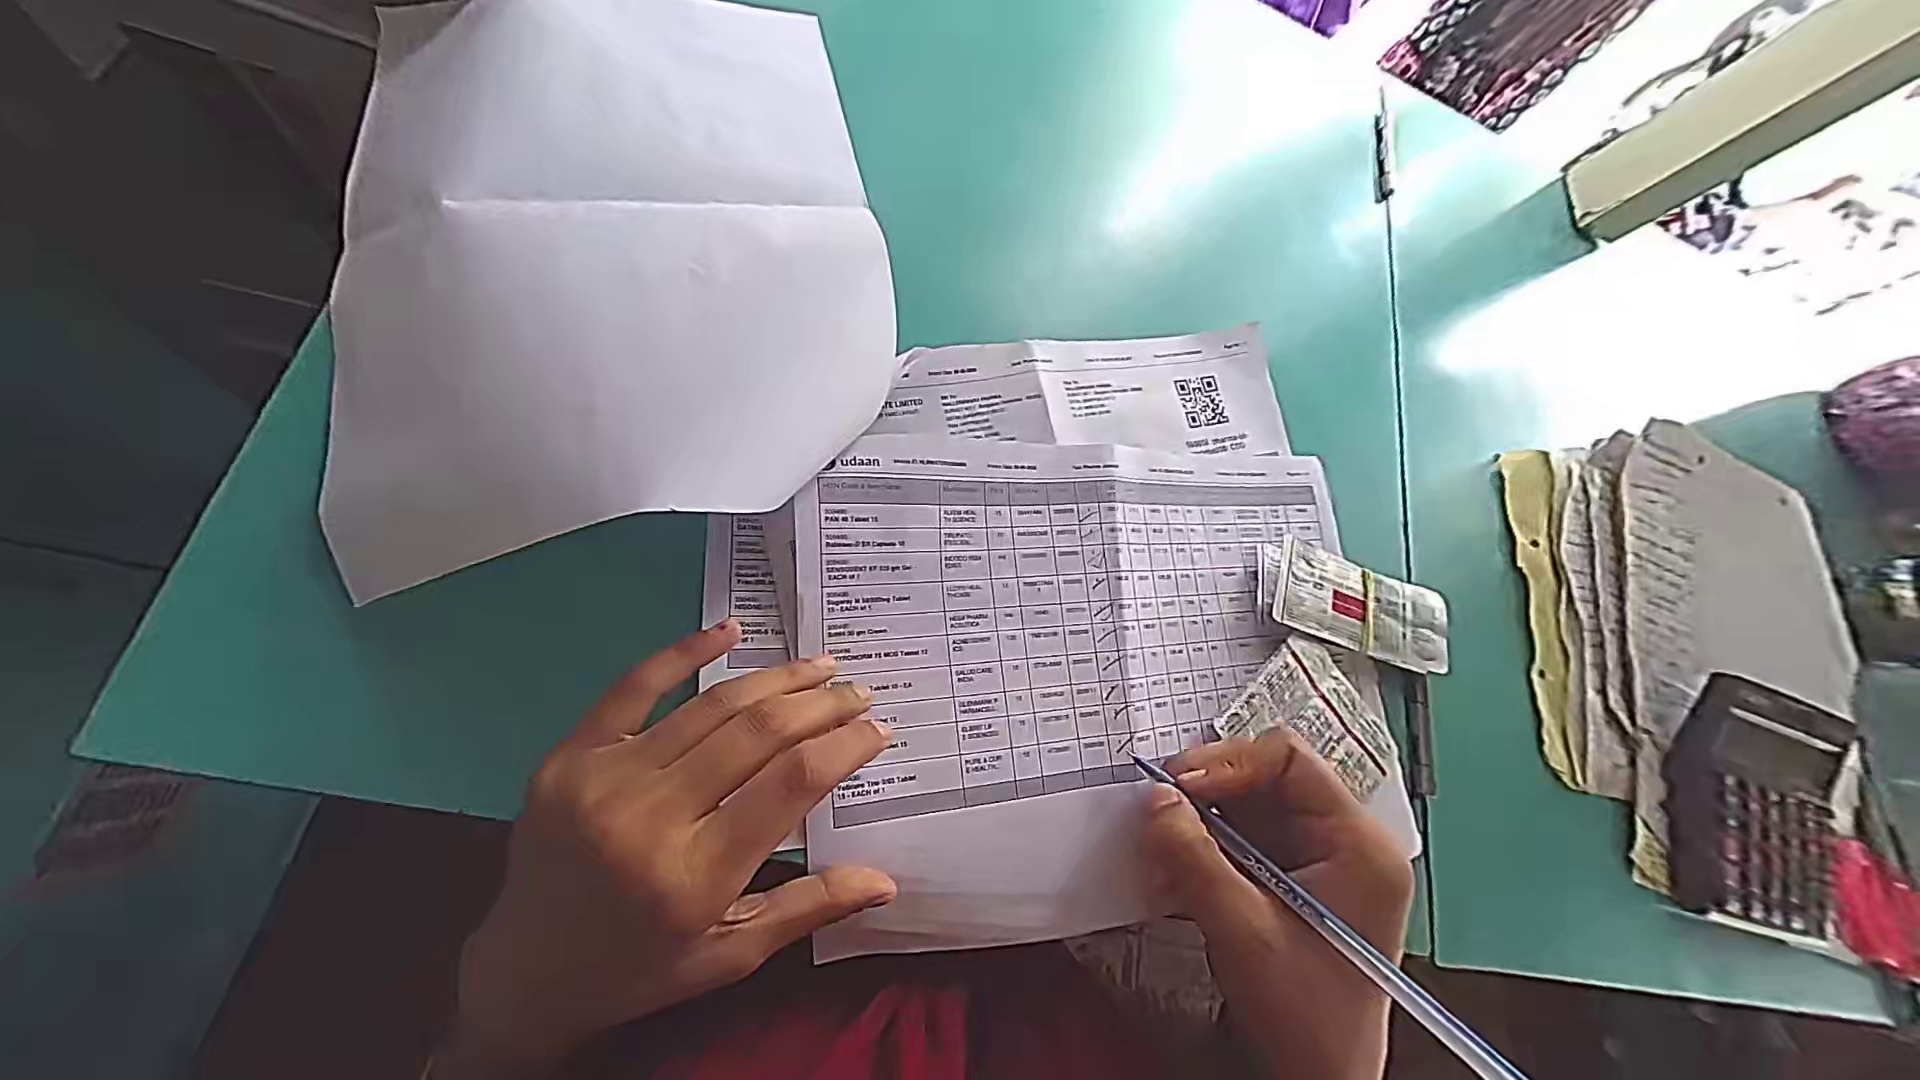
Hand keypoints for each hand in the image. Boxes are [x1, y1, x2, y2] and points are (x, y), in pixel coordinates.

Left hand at [444, 621, 894, 1077]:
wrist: (520, 974)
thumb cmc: (640, 967)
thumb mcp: (729, 955)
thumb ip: (807, 908)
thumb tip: (886, 881)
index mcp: (693, 875)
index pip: (792, 784)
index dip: (843, 746)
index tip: (876, 728)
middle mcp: (649, 817)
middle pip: (759, 734)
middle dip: (822, 706)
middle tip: (858, 693)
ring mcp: (604, 778)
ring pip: (713, 705)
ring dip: (777, 678)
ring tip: (820, 666)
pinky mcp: (570, 754)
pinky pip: (636, 685)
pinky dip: (687, 651)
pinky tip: (730, 629)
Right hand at [1143, 732, 1413, 1079]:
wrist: (1318, 1079)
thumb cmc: (1305, 1016)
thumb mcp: (1243, 930)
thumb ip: (1193, 857)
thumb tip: (1156, 798)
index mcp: (1357, 844)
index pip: (1289, 760)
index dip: (1230, 762)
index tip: (1181, 782)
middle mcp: (1340, 838)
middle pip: (1263, 775)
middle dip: (1207, 788)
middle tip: (1163, 802)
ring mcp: (1313, 853)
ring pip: (1244, 801)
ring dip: (1200, 813)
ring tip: (1165, 836)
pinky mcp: (1285, 869)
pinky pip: (1237, 830)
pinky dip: (1203, 837)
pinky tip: (1178, 857)